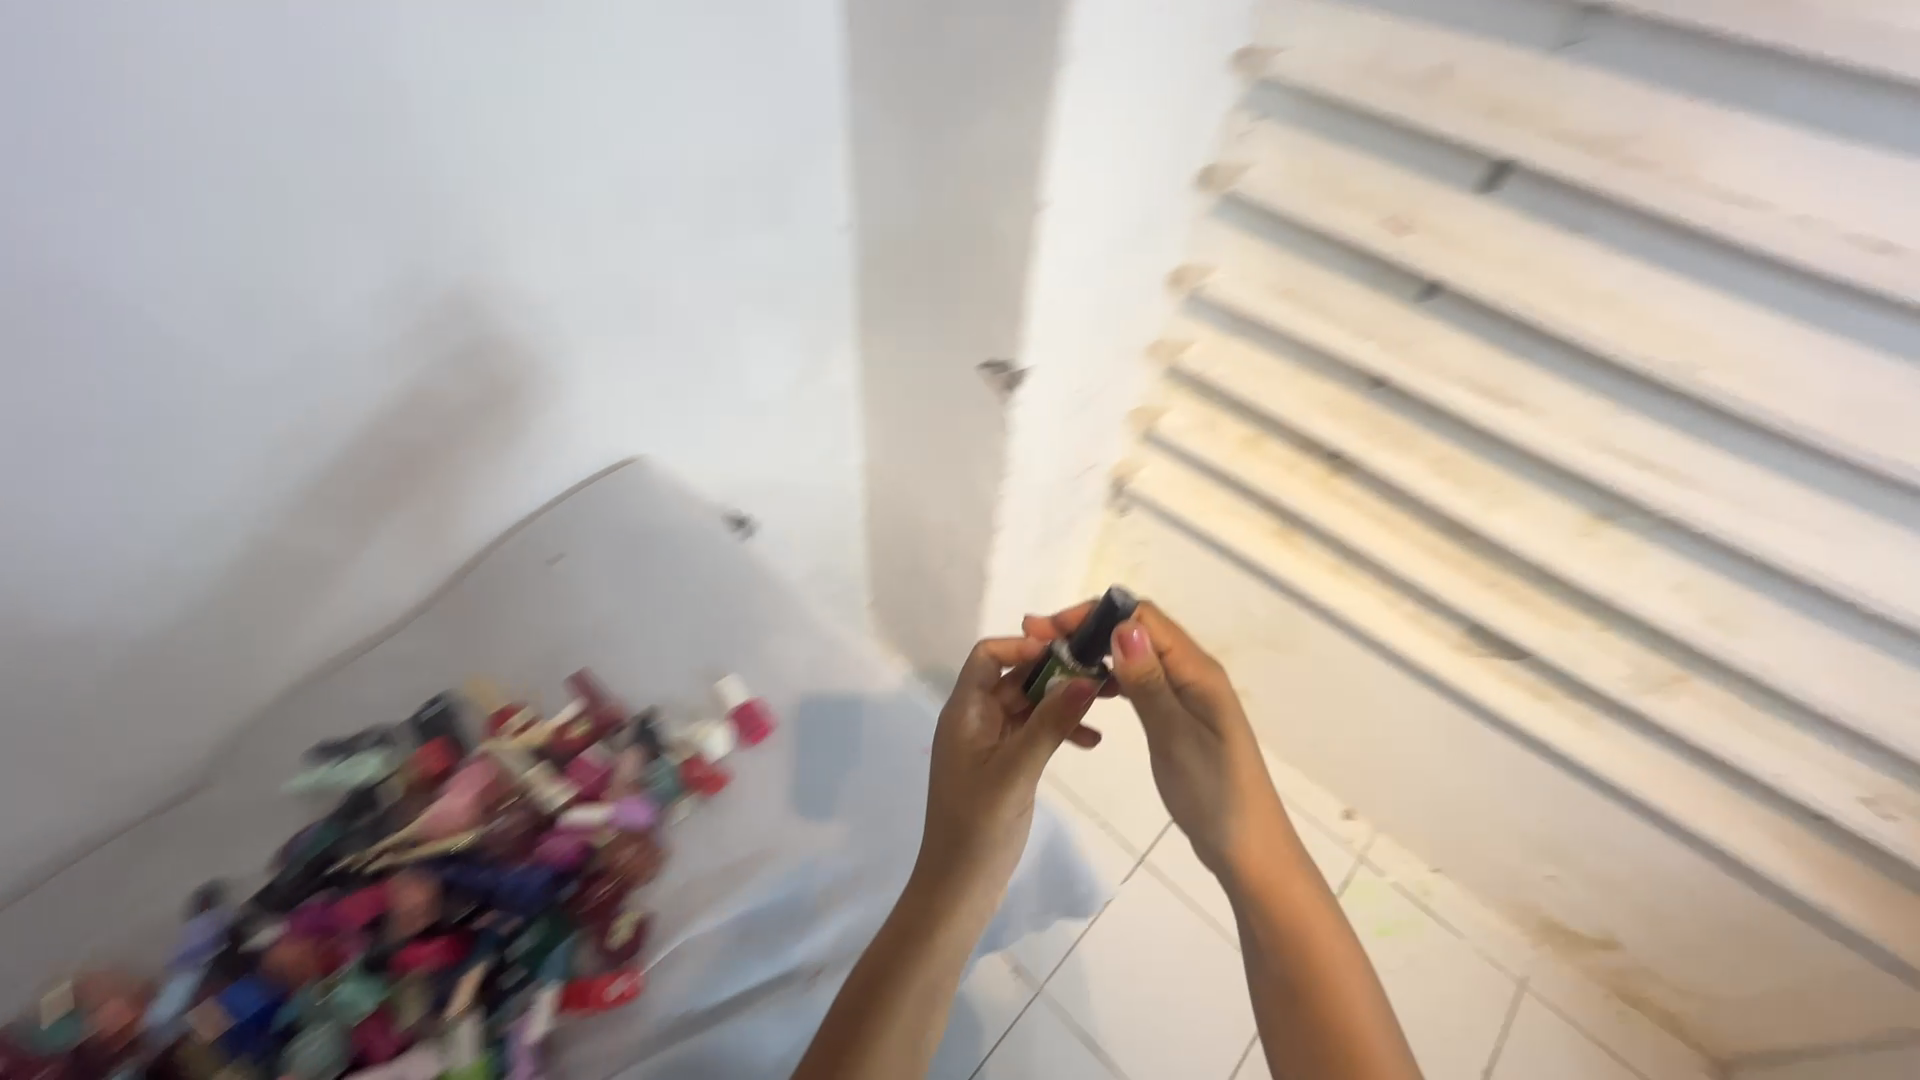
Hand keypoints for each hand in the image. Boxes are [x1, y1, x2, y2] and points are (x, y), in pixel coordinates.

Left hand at [916, 637, 1101, 898]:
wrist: (959, 886)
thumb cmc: (978, 824)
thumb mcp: (1017, 769)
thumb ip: (1050, 723)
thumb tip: (1085, 678)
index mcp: (964, 711)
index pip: (988, 656)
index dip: (1023, 646)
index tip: (1066, 651)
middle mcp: (975, 719)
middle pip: (1014, 678)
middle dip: (1054, 673)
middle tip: (1100, 674)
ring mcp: (991, 743)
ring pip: (1029, 705)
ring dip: (1062, 702)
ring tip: (1105, 703)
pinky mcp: (1006, 764)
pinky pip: (1034, 733)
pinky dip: (1059, 731)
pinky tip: (1090, 741)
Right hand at [1023, 601, 1287, 876]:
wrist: (1248, 848)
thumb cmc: (1213, 794)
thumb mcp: (1175, 737)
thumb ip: (1149, 682)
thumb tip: (1124, 626)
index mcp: (1196, 670)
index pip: (1141, 617)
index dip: (1093, 615)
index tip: (1048, 630)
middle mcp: (1191, 672)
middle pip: (1135, 630)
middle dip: (1086, 629)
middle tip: (1037, 643)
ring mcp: (1184, 694)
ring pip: (1134, 655)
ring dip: (1095, 652)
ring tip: (1052, 663)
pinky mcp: (1176, 716)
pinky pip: (1138, 682)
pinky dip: (1109, 679)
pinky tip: (1086, 691)